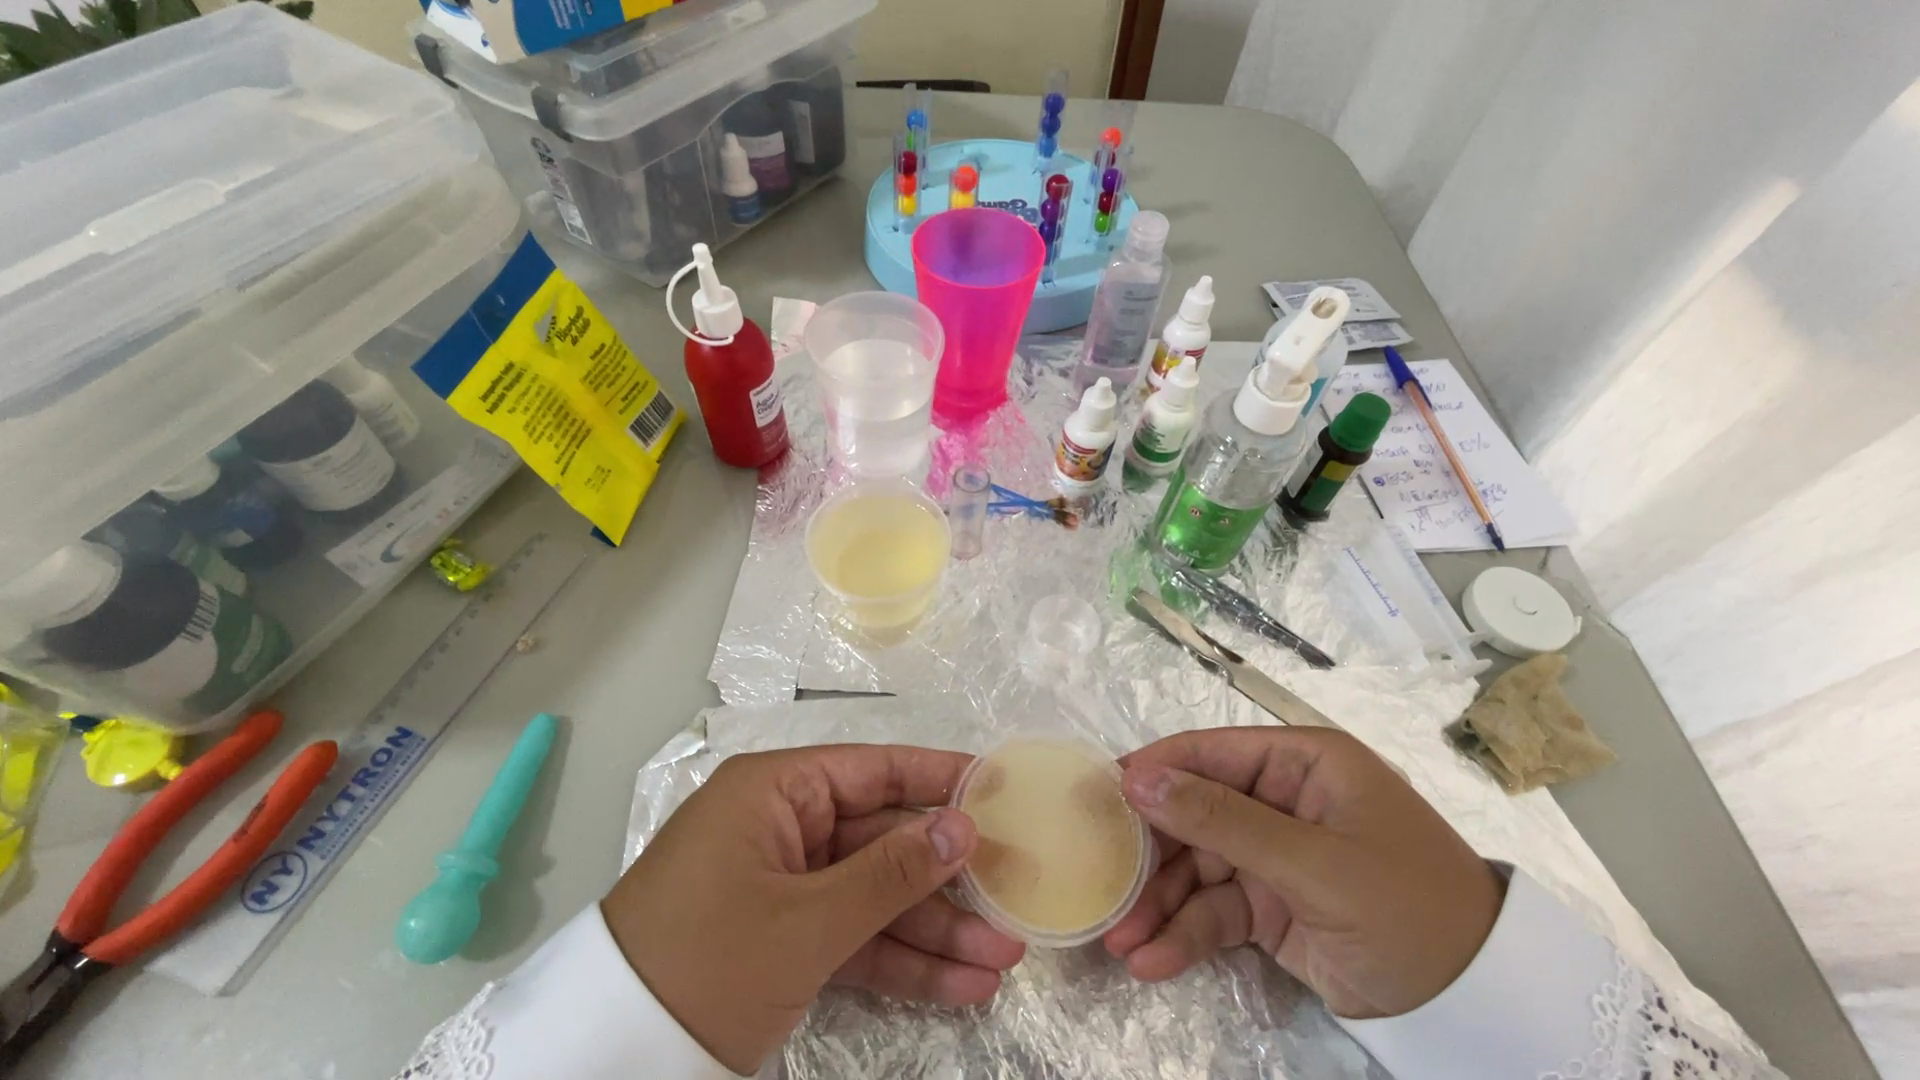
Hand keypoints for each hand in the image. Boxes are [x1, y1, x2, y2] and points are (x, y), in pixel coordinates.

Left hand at [602, 745, 1025, 1073]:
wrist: (610, 1056)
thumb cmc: (707, 961)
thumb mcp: (808, 920)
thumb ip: (893, 872)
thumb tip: (964, 823)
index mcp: (775, 793)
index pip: (874, 770)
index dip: (939, 778)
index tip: (1001, 788)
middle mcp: (783, 829)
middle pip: (883, 841)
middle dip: (949, 879)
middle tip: (1016, 894)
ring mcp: (785, 888)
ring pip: (875, 897)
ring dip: (936, 931)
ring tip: (1005, 958)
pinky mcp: (784, 940)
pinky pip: (853, 938)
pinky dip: (901, 962)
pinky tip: (962, 984)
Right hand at [1104, 727, 1503, 1019]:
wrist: (1482, 1007)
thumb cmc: (1407, 907)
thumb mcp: (1314, 862)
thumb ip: (1222, 819)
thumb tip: (1137, 778)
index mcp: (1304, 764)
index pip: (1210, 753)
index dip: (1153, 772)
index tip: (1096, 796)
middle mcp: (1283, 801)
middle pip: (1194, 815)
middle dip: (1150, 856)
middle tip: (1101, 883)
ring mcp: (1276, 857)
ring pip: (1197, 870)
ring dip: (1158, 905)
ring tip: (1120, 942)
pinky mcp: (1273, 908)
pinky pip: (1216, 913)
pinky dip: (1185, 936)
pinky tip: (1152, 962)